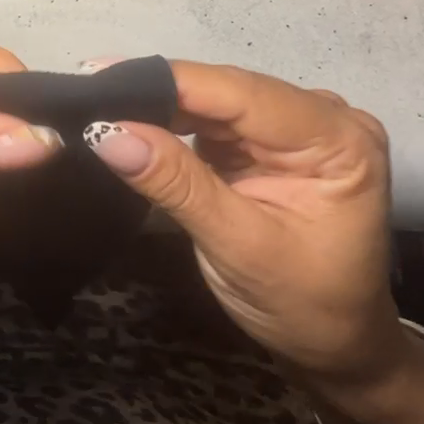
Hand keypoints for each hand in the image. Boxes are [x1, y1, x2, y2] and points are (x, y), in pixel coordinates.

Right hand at [83, 64, 400, 382]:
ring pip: (211, 99)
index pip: (240, 93)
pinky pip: (210, 117)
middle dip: (156, 92)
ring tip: (100, 105)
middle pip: (224, 90)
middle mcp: (321, 117)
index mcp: (337, 140)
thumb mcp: (236, 246)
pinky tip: (133, 121)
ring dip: (157, 105)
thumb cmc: (303, 306)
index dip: (168, 80)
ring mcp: (294, 125)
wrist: (336, 348)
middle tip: (86, 92)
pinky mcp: (267, 138)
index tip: (97, 75)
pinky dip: (170, 121)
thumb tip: (106, 133)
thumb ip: (174, 182)